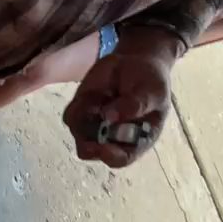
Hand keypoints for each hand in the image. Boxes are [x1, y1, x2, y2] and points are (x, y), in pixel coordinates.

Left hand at [61, 26, 179, 167]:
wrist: (134, 62)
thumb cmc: (150, 81)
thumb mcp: (152, 91)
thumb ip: (136, 104)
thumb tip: (111, 117)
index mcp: (136, 141)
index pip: (120, 159)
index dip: (110, 156)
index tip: (103, 146)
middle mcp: (111, 140)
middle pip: (91, 151)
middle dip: (89, 136)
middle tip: (97, 112)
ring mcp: (92, 128)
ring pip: (78, 132)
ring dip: (86, 115)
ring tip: (105, 95)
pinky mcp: (79, 114)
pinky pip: (70, 116)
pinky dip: (79, 105)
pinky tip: (95, 94)